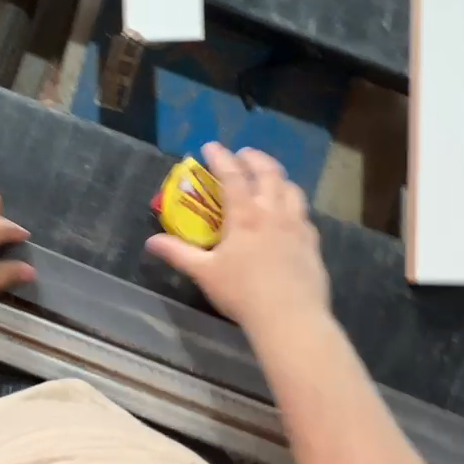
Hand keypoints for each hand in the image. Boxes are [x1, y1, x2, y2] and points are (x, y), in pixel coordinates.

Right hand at [146, 143, 330, 337]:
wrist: (291, 317)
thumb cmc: (242, 293)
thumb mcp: (204, 273)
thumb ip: (178, 253)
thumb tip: (151, 241)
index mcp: (245, 215)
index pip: (232, 175)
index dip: (220, 157)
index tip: (210, 146)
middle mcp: (273, 212)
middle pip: (268, 173)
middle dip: (254, 158)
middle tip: (243, 154)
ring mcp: (297, 226)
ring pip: (291, 189)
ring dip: (277, 176)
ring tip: (268, 177)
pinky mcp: (312, 242)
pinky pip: (304, 213)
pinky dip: (293, 203)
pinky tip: (289, 213)